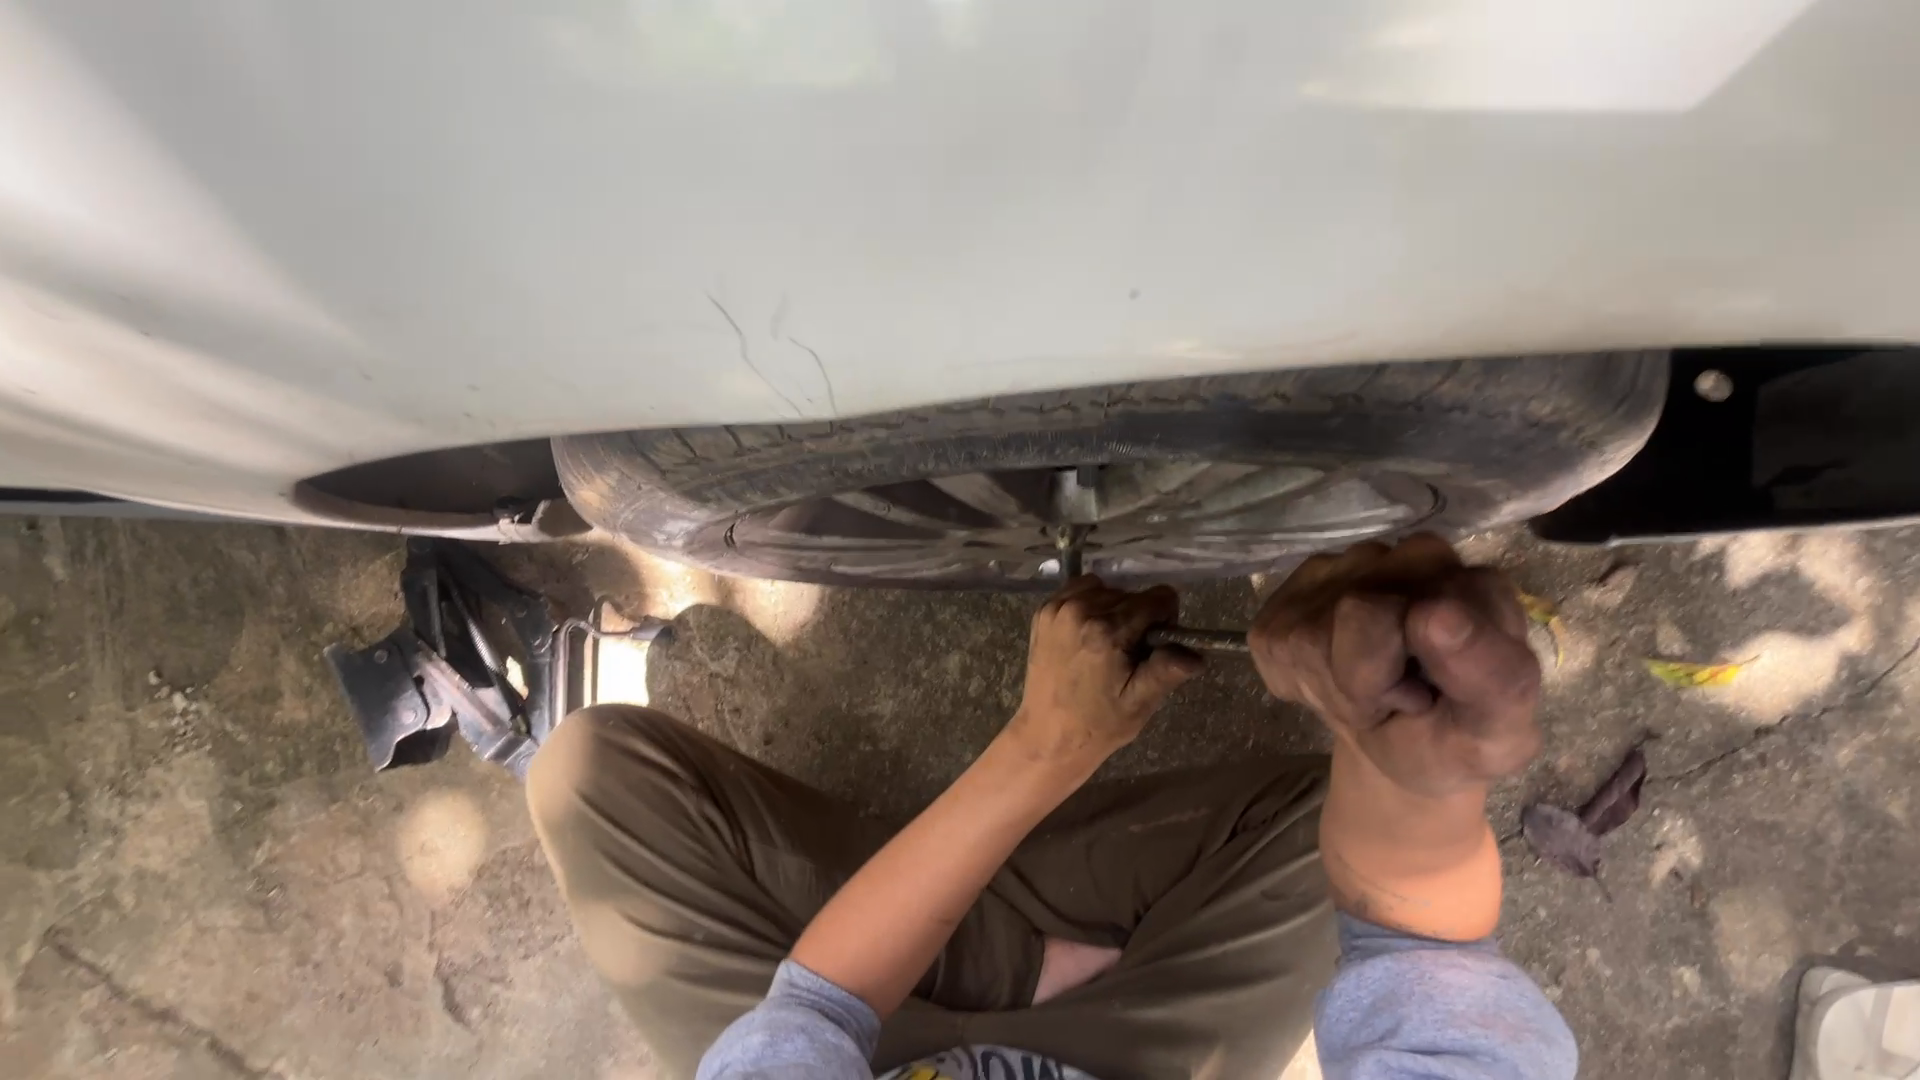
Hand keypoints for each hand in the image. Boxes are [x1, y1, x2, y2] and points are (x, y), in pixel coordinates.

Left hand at [1006, 577, 1203, 766]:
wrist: (1048, 734)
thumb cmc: (1099, 722)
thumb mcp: (1140, 702)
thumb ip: (1167, 671)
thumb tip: (1196, 654)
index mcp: (1107, 630)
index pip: (1158, 599)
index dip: (1166, 620)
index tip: (1155, 645)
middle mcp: (1080, 610)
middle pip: (1131, 594)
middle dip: (1139, 617)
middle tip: (1129, 653)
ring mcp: (1057, 608)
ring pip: (1106, 589)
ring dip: (1114, 608)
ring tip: (1108, 643)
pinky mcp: (1043, 611)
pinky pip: (1078, 590)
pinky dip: (1089, 604)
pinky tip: (1088, 633)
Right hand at [1249, 535, 1541, 797]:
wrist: (1398, 752)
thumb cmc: (1454, 740)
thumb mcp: (1498, 734)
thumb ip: (1490, 673)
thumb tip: (1435, 613)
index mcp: (1469, 584)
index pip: (1425, 615)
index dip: (1416, 676)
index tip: (1428, 699)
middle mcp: (1401, 559)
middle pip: (1357, 611)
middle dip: (1367, 677)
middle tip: (1393, 698)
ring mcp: (1335, 573)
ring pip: (1309, 633)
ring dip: (1332, 683)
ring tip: (1364, 690)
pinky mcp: (1283, 603)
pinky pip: (1272, 646)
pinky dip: (1295, 681)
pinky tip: (1327, 681)